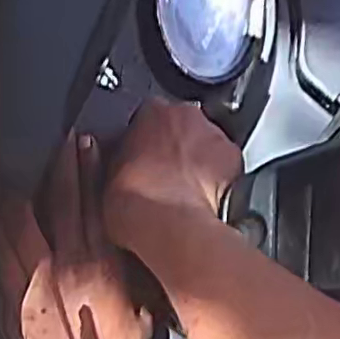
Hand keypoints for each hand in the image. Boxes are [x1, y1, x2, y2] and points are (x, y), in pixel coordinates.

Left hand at [0, 135, 150, 338]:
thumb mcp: (143, 323)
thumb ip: (142, 292)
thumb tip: (147, 271)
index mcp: (103, 267)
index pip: (95, 207)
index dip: (90, 173)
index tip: (85, 146)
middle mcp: (69, 264)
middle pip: (62, 203)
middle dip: (60, 167)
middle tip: (57, 141)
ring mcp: (40, 277)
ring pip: (27, 222)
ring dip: (22, 190)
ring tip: (16, 164)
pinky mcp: (20, 296)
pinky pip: (5, 253)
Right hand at [102, 100, 243, 249]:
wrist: (169, 227)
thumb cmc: (137, 206)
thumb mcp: (107, 181)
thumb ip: (116, 164)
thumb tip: (117, 170)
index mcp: (151, 111)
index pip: (147, 119)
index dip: (143, 145)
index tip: (141, 164)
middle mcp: (186, 115)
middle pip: (181, 128)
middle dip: (174, 150)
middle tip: (164, 181)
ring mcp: (212, 135)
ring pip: (204, 144)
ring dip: (196, 164)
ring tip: (184, 195)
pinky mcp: (232, 159)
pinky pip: (226, 166)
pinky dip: (217, 180)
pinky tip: (204, 200)